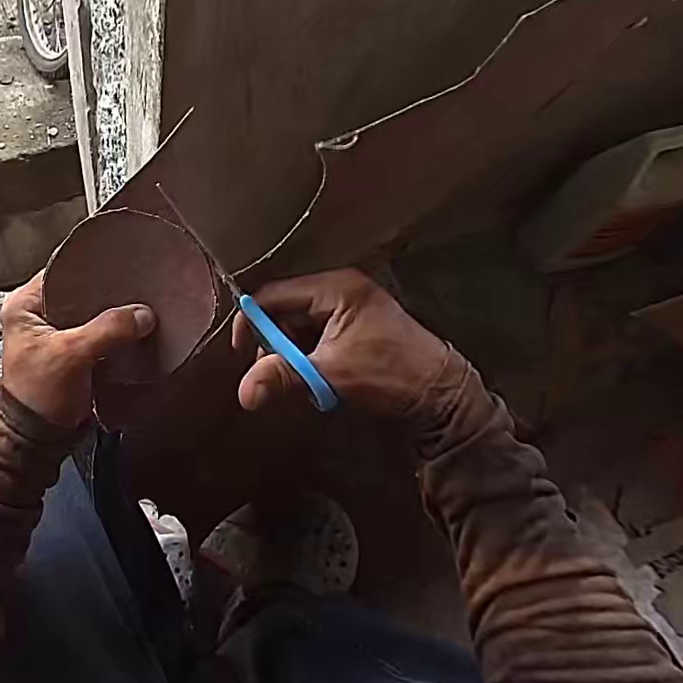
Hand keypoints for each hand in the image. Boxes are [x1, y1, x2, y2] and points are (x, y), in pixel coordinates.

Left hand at [0, 272, 157, 426]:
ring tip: (135, 306)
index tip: (118, 266)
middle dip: (105, 294)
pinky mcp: (72, 353)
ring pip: (90, 314)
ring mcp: (55, 336)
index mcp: (22, 306)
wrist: (39, 440)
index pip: (61, 271)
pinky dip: (112, 334)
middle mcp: (36, 316)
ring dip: (111, 316)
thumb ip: (108, 330)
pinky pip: (97, 333)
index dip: (89, 268)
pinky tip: (131, 329)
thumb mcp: (72, 356)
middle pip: (79, 292)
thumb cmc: (38, 398)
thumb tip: (142, 314)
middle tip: (133, 288)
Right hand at [233, 268, 458, 419]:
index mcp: (335, 289)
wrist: (440, 394)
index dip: (251, 321)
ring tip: (302, 377)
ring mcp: (347, 307)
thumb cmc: (391, 375)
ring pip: (297, 326)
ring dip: (290, 353)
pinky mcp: (351, 326)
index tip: (243, 351)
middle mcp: (339, 290)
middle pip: (284, 310)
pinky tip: (315, 376)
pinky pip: (313, 336)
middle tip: (275, 371)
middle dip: (273, 343)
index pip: (273, 295)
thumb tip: (244, 392)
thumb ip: (282, 377)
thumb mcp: (330, 375)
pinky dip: (306, 357)